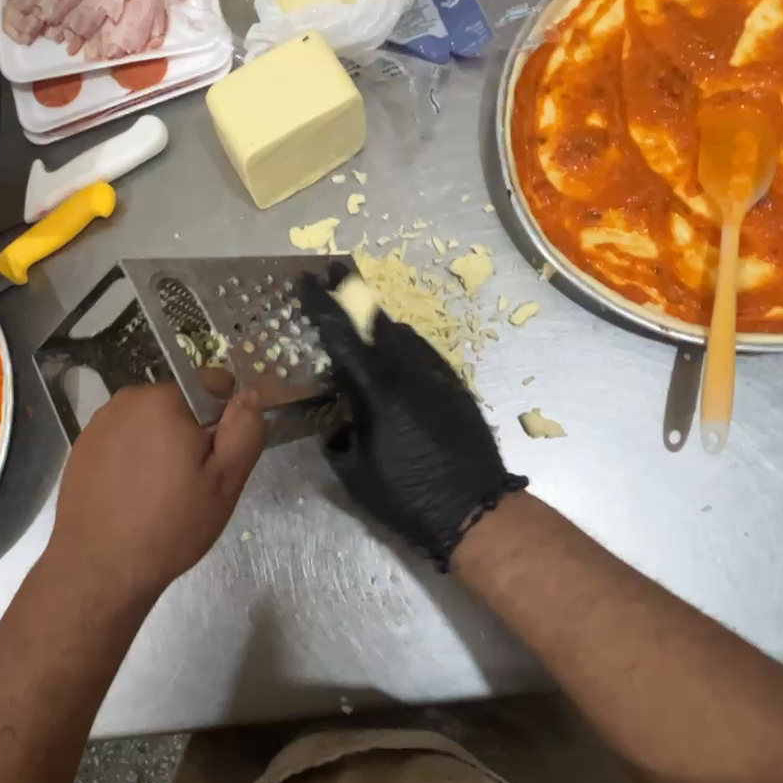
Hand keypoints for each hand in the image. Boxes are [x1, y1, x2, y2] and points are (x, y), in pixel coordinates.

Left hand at [48, 383, 265, 602]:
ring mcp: (99, 423)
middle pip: (179, 405)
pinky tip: (133, 497)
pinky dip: (134, 460)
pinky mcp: (82, 448)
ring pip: (150, 424)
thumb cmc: (170, 524)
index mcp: (164, 399)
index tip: (217, 460)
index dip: (224, 420)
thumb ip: (245, 430)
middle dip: (191, 434)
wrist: (99, 567)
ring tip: (160, 494)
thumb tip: (248, 394)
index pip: (211, 384)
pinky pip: (123, 441)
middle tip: (191, 483)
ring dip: (161, 447)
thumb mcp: (225, 481)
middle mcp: (127, 399)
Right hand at [301, 267, 526, 568]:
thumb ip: (339, 438)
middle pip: (376, 320)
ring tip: (361, 314)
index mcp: (378, 389)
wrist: (474, 509)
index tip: (308, 280)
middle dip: (353, 294)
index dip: (322, 305)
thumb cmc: (406, 494)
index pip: (342, 336)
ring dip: (378, 321)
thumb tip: (337, 425)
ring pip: (403, 334)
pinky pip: (423, 351)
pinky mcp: (455, 387)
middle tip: (335, 273)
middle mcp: (408, 371)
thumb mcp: (354, 470)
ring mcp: (436, 376)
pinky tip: (397, 348)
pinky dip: (403, 343)